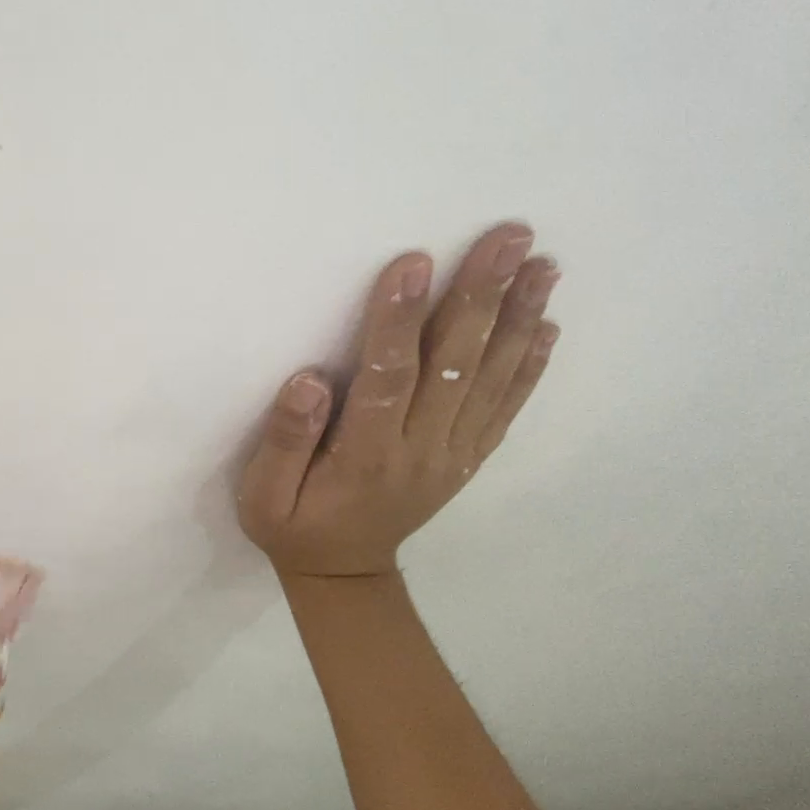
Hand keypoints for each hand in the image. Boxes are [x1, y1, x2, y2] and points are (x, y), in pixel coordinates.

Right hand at [239, 221, 561, 576]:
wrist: (343, 573)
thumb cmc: (292, 528)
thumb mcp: (263, 495)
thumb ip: (285, 440)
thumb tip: (309, 380)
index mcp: (365, 456)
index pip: (387, 378)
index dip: (397, 320)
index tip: (413, 263)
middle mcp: (420, 449)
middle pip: (454, 365)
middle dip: (480, 297)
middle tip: (509, 237)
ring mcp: (451, 454)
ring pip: (490, 379)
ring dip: (517, 318)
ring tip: (542, 264)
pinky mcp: (466, 457)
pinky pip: (505, 407)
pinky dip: (529, 365)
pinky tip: (545, 325)